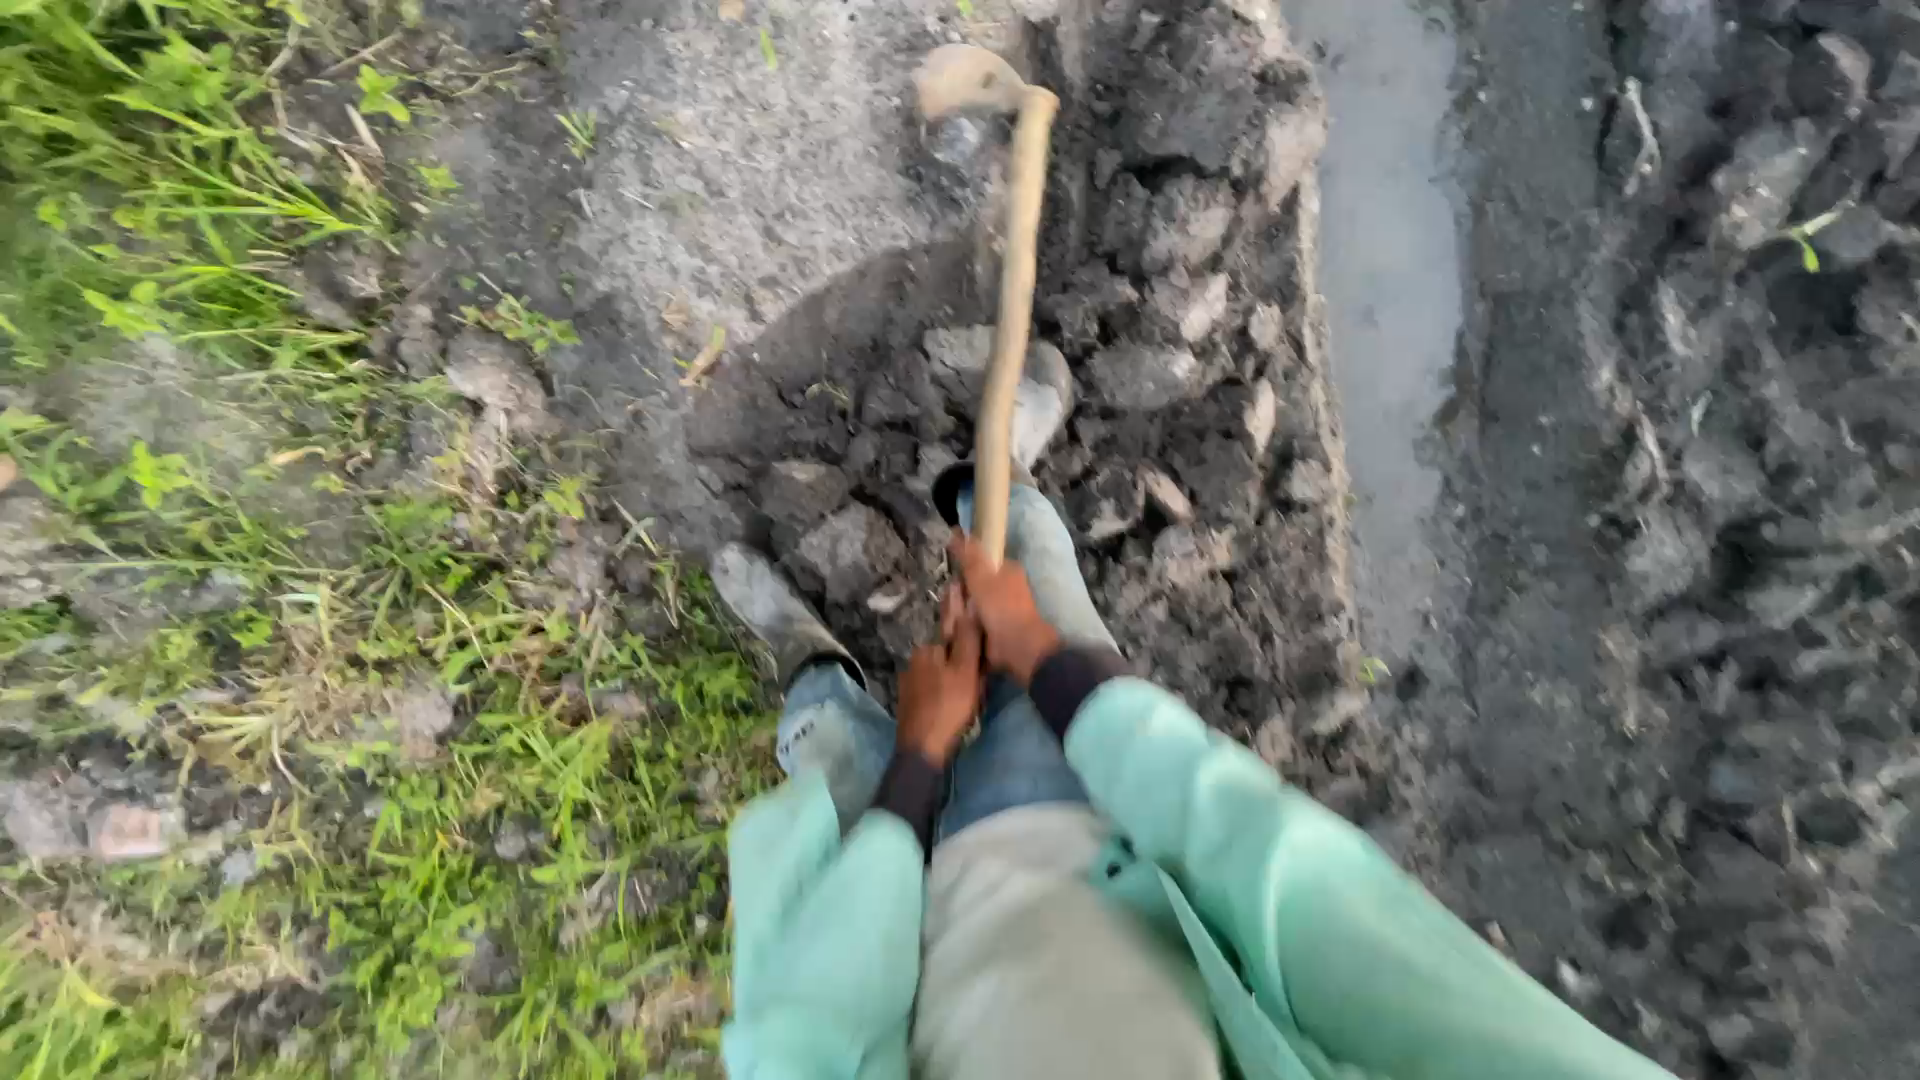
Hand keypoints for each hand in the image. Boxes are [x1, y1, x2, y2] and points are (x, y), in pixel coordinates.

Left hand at [897, 587, 985, 766]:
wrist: (921, 750)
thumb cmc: (948, 707)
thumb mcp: (965, 671)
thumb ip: (968, 639)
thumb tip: (968, 605)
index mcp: (930, 649)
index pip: (950, 625)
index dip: (959, 609)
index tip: (959, 585)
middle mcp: (916, 659)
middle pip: (947, 650)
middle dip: (962, 651)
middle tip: (980, 658)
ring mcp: (910, 681)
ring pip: (940, 669)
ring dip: (954, 671)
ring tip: (972, 683)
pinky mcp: (911, 700)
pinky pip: (934, 685)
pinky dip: (945, 687)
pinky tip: (956, 698)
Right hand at [947, 531, 1062, 686]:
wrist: (1017, 647)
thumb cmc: (1002, 607)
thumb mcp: (982, 575)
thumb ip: (969, 554)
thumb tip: (957, 529)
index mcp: (1006, 571)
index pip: (975, 566)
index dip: (962, 575)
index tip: (955, 586)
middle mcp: (1002, 590)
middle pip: (965, 590)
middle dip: (957, 602)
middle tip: (959, 609)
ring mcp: (995, 612)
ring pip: (962, 610)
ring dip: (957, 618)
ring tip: (962, 626)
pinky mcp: (988, 632)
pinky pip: (965, 626)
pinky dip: (961, 632)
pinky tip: (960, 636)